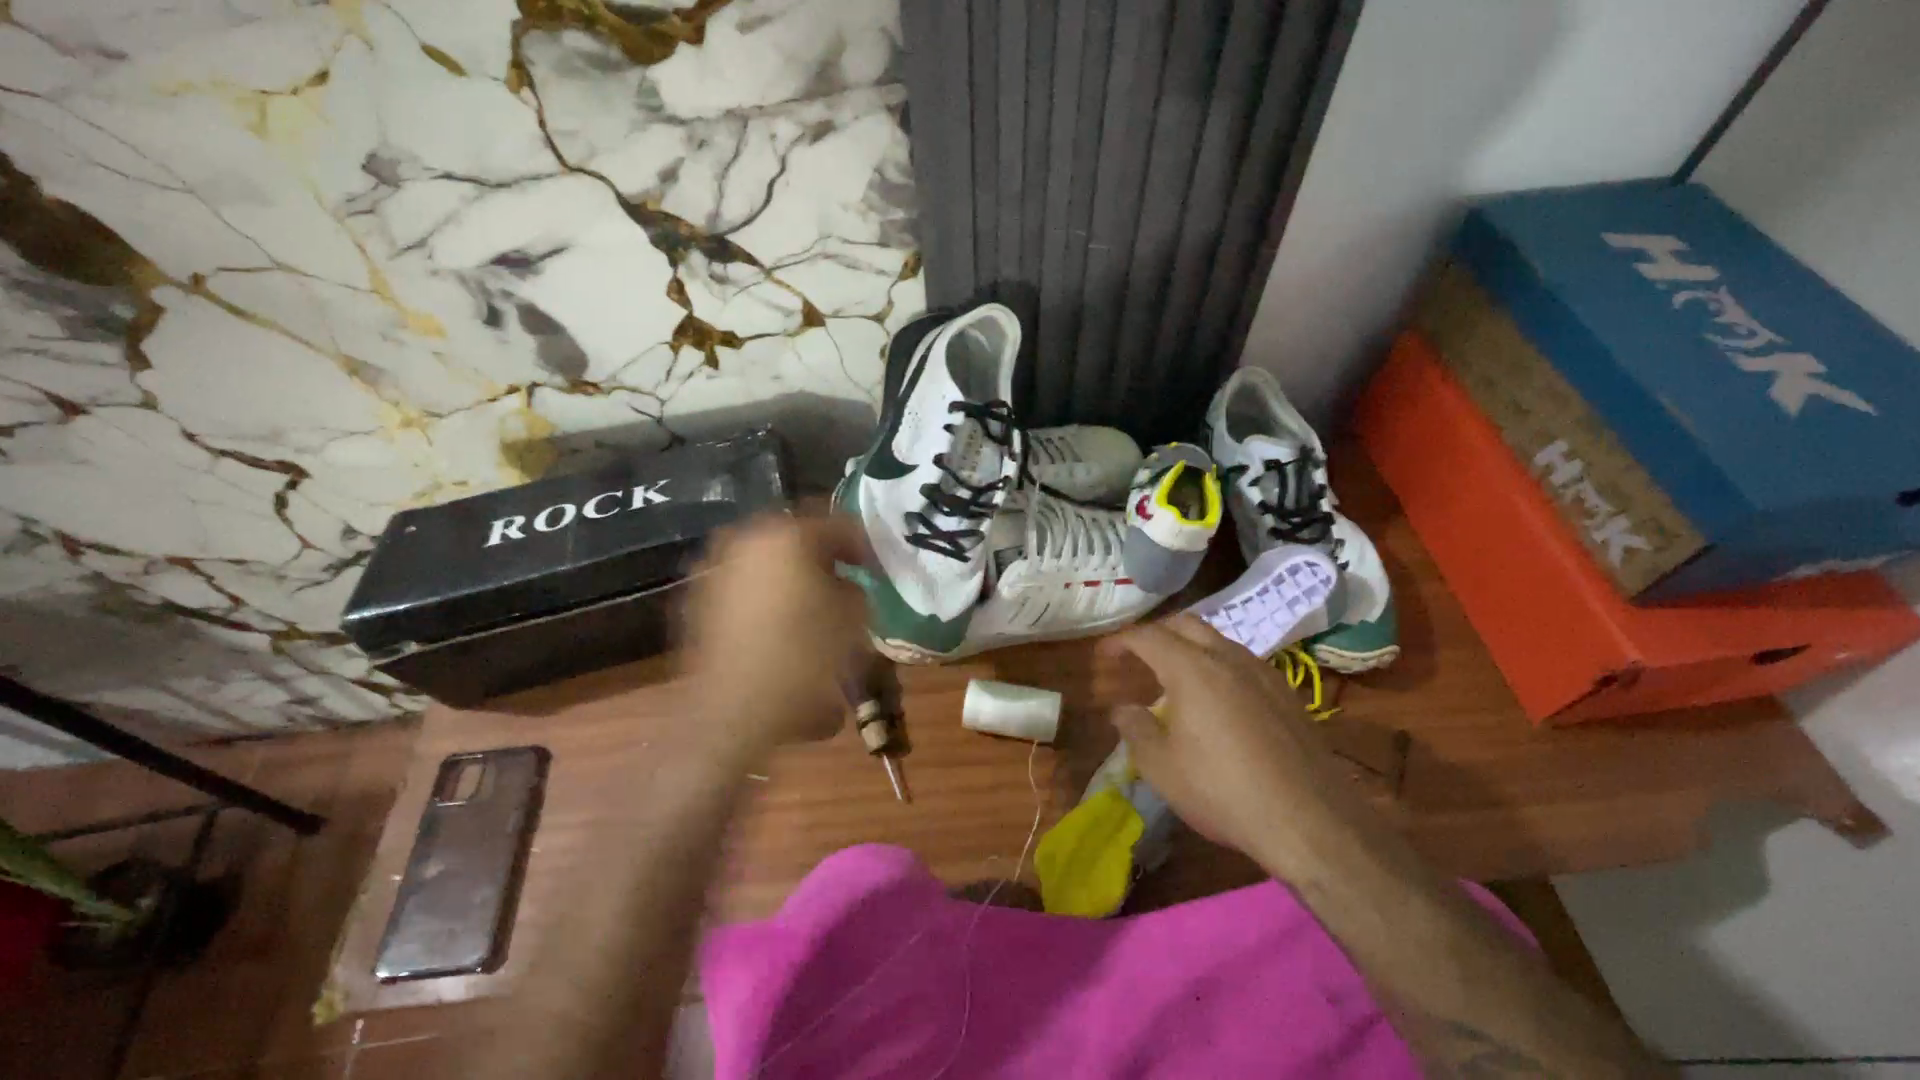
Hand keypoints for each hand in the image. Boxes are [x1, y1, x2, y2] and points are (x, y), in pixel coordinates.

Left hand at [685, 514, 871, 764]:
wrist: (736, 712)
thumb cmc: (804, 658)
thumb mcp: (852, 619)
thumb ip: (854, 589)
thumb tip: (845, 585)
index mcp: (787, 535)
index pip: (838, 525)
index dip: (863, 548)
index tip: (876, 570)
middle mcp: (745, 542)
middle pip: (797, 545)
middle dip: (822, 565)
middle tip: (845, 589)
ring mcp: (716, 573)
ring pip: (768, 572)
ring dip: (793, 588)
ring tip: (814, 618)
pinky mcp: (698, 606)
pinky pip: (746, 599)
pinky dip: (766, 611)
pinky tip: (783, 639)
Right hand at [1101, 615, 1342, 858]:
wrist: (1309, 819)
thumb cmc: (1222, 791)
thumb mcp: (1162, 768)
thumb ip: (1136, 730)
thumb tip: (1122, 709)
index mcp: (1192, 669)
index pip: (1148, 637)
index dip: (1121, 641)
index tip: (1104, 655)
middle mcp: (1229, 659)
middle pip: (1186, 625)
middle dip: (1156, 633)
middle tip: (1137, 656)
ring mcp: (1264, 673)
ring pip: (1219, 641)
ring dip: (1190, 647)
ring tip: (1174, 678)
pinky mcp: (1288, 694)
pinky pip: (1243, 663)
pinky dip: (1218, 666)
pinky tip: (1217, 700)